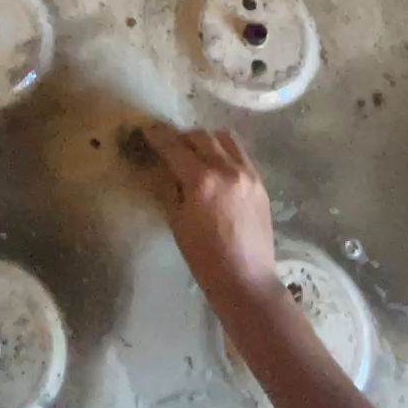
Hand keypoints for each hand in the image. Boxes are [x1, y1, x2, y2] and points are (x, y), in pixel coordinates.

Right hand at [142, 125, 281, 316]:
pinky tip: (216, 166)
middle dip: (182, 136)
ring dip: (205, 139)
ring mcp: (247, 173)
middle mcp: (226, 169)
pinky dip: (223, 151)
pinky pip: (239, 154)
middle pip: (200, 136)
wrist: (246, 280)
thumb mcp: (176, 221)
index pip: (174, 147)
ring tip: (195, 152)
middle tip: (170, 145)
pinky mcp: (260, 182)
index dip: (158, 135)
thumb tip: (161, 166)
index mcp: (202, 180)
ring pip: (223, 139)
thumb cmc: (204, 257)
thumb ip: (168, 187)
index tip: (147, 127)